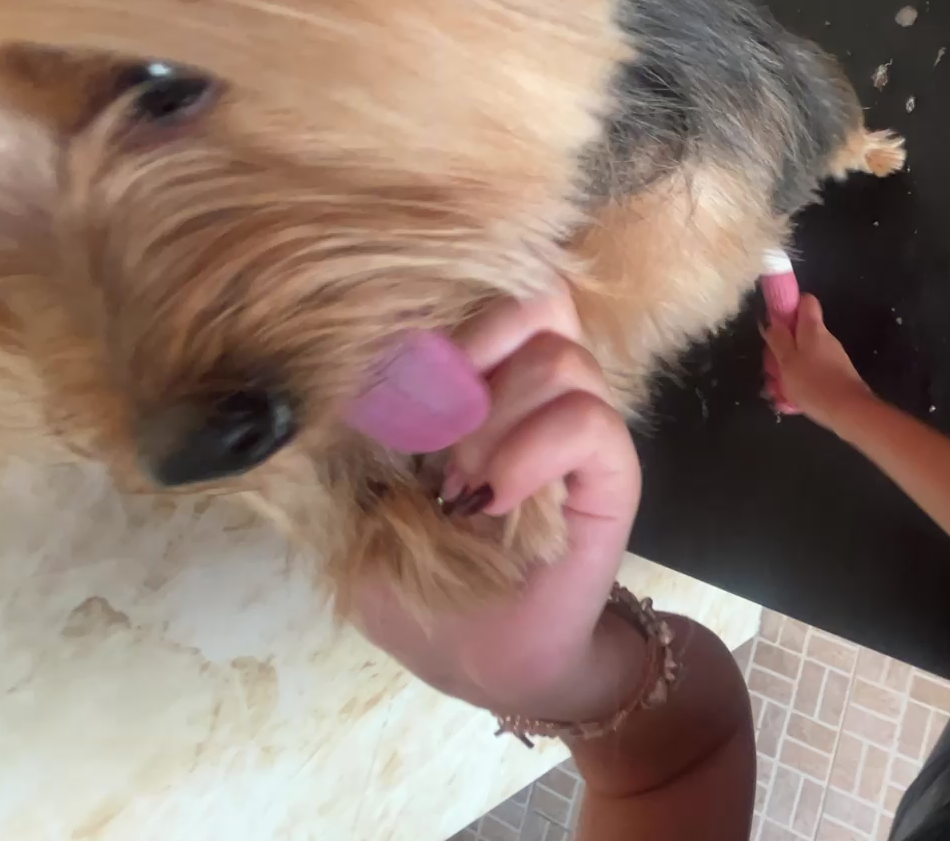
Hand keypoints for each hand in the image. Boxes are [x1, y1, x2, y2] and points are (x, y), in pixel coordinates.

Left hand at [352, 288, 647, 723]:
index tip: (401, 381)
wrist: (489, 658)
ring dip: (496, 419)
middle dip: (479, 352)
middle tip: (437, 428)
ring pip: (561, 361)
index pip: (505, 292)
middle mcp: (548, 393)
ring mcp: (587, 430)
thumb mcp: (363, 504)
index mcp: (497, 383)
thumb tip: (336, 369)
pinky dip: (534, 451)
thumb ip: (357, 438)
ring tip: (465, 486)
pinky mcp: (614, 473)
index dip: (456, 314)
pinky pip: (589, 422)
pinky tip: (498, 499)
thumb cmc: (424, 582)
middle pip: (541, 304)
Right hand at [760, 293, 875, 425]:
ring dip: (788, 369)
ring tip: (776, 389)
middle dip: (782, 347)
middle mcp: (825, 338)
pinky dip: (800, 382)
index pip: (805, 301)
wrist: (849, 411)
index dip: (789, 306)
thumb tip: (771, 321)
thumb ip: (778, 339)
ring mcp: (832, 357)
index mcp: (813, 329)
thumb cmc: (814, 383)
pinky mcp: (835, 374)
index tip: (774, 322)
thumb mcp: (787, 362)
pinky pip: (812, 372)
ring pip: (803, 356)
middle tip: (771, 365)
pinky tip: (789, 401)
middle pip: (800, 332)